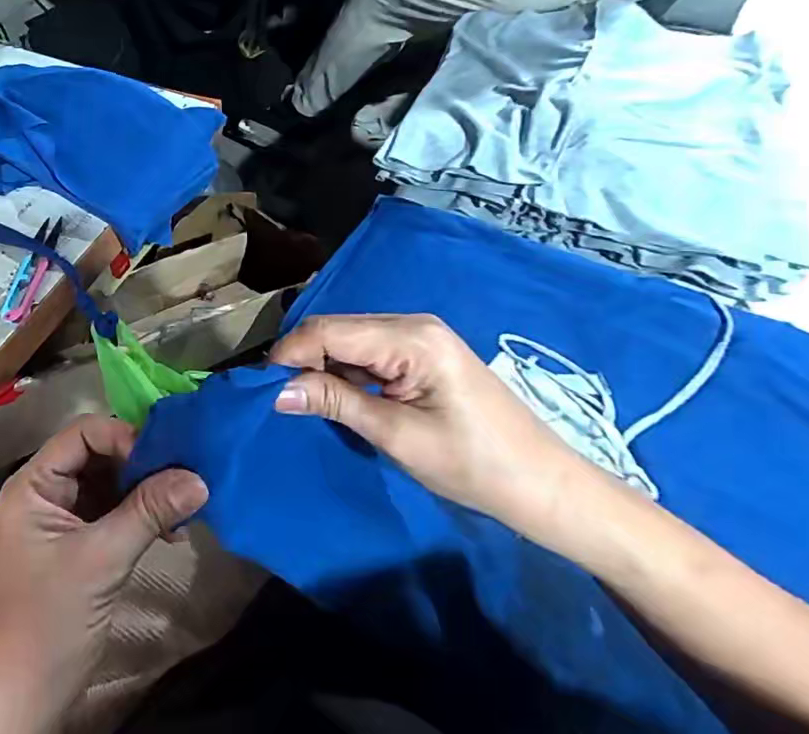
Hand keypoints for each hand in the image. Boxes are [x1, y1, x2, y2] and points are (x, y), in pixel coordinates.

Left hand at [0, 417, 207, 733]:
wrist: (15, 710)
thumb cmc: (46, 624)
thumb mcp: (101, 561)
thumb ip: (148, 511)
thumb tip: (200, 477)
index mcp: (34, 485)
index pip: (84, 433)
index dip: (124, 437)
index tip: (166, 458)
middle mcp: (45, 495)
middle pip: (99, 456)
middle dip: (143, 464)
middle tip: (186, 475)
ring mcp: (61, 524)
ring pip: (110, 487)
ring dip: (146, 493)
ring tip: (185, 506)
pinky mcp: (77, 551)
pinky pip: (113, 516)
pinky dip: (141, 519)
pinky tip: (172, 532)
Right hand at [268, 314, 610, 557]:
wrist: (544, 486)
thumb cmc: (474, 466)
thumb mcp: (398, 436)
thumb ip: (336, 403)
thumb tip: (277, 390)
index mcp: (411, 337)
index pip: (329, 330)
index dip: (290, 355)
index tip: (264, 391)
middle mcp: (413, 323)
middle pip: (338, 329)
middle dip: (304, 359)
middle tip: (281, 400)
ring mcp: (421, 335)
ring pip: (351, 339)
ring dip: (325, 366)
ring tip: (305, 402)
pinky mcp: (425, 352)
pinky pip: (371, 351)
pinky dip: (349, 371)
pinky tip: (341, 397)